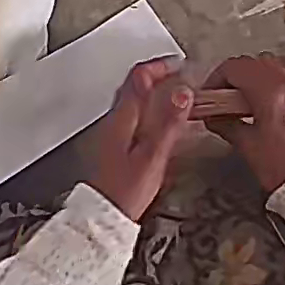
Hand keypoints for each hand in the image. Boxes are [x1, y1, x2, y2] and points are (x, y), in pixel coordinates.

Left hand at [90, 58, 193, 220]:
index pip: (139, 77)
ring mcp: (114, 133)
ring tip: (177, 94)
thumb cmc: (125, 191)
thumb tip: (182, 93)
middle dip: (158, 75)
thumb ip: (169, 123)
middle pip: (135, 85)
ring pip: (135, 101)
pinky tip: (164, 122)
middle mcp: (116, 121)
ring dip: (155, 92)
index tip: (180, 64)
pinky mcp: (117, 147)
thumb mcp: (153, 156)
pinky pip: (136, 117)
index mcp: (123, 118)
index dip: (160, 66)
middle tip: (180, 75)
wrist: (102, 219)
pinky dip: (152, 109)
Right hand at [201, 55, 284, 193]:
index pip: (235, 68)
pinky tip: (266, 89)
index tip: (209, 92)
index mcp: (269, 92)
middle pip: (251, 62)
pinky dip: (274, 73)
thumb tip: (212, 116)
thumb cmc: (283, 166)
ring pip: (269, 63)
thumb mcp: (246, 145)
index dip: (216, 78)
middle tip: (219, 95)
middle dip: (231, 76)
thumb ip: (225, 124)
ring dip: (251, 72)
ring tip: (240, 94)